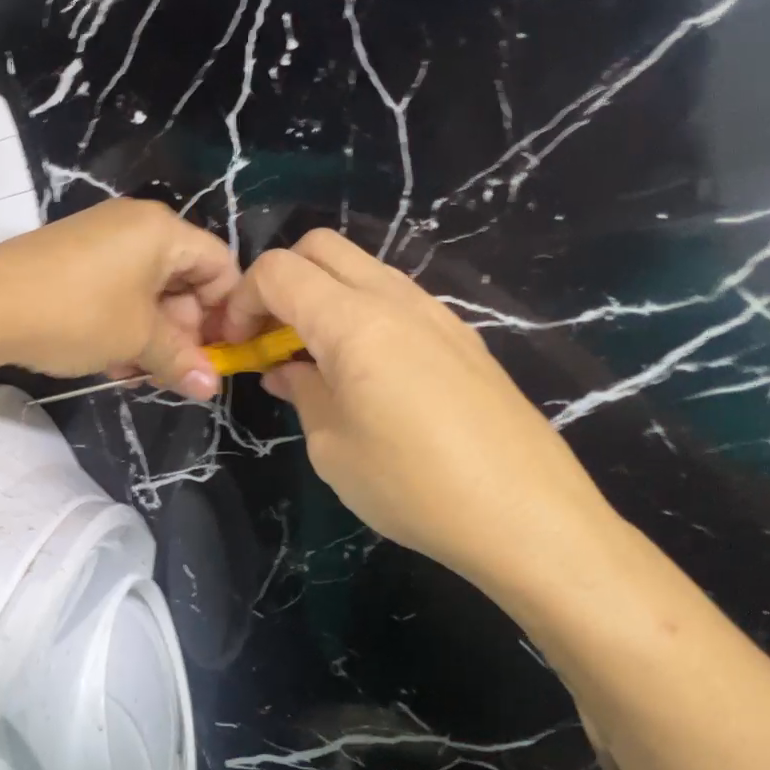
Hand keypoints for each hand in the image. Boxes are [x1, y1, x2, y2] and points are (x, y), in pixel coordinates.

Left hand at [0, 199, 239, 399]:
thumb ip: (179, 359)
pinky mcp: (70, 258)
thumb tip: (212, 387)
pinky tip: (105, 358)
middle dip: (181, 330)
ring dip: (148, 334)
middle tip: (170, 370)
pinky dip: (118, 322)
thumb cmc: (76, 313)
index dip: (225, 313)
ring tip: (132, 370)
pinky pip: (113, 288)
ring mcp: (97, 239)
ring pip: (145, 290)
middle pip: (182, 278)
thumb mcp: (135, 339)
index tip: (217, 356)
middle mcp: (133, 225)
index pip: (220, 265)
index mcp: (161, 229)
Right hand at [222, 229, 619, 586]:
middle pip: (320, 248)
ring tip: (313, 356)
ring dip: (322, 295)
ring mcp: (435, 314)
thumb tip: (286, 371)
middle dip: (280, 280)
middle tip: (270, 335)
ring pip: (360, 268)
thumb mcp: (331, 447)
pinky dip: (360, 313)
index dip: (242, 299)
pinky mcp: (462, 338)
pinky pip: (395, 299)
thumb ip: (302, 392)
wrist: (532, 521)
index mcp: (353, 321)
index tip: (237, 344)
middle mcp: (394, 300)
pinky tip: (362, 372)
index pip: (278, 271)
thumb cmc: (415, 486)